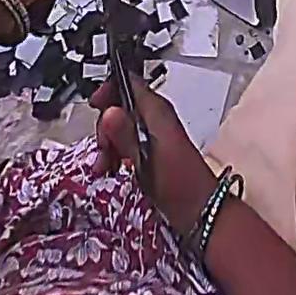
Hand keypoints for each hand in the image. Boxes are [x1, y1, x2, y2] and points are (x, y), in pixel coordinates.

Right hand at [91, 78, 218, 233]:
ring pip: (121, 125)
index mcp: (156, 111)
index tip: (95, 107)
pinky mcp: (152, 148)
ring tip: (105, 165)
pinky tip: (112, 168)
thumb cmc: (179, 186)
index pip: (128, 82)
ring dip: (108, 143)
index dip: (108, 89)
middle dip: (105, 126)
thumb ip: (125, 135)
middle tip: (103, 149)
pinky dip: (116, 152)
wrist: (200, 212)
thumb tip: (108, 112)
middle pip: (120, 105)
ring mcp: (154, 132)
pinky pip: (128, 140)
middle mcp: (155, 116)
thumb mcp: (146, 160)